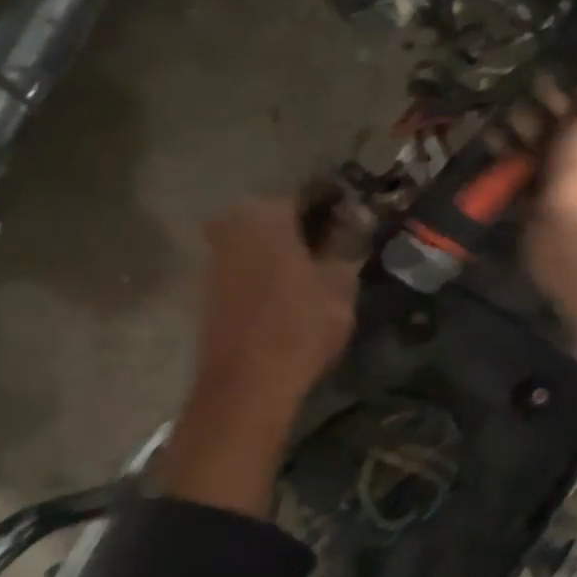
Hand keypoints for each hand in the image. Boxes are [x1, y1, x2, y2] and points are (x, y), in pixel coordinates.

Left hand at [165, 196, 363, 518]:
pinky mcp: (211, 283)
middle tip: (349, 242)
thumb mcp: (339, 282)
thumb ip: (349, 239)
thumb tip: (361, 210)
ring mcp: (216, 252)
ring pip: (266, 237)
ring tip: (327, 266)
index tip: (365, 214)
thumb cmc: (299, 327)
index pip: (313, 191)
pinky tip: (298, 286)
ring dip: (293, 246)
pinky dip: (274, 265)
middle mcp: (233, 221)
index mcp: (265, 211)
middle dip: (316, 223)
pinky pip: (252, 260)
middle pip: (285, 212)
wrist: (245, 385)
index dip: (343, 201)